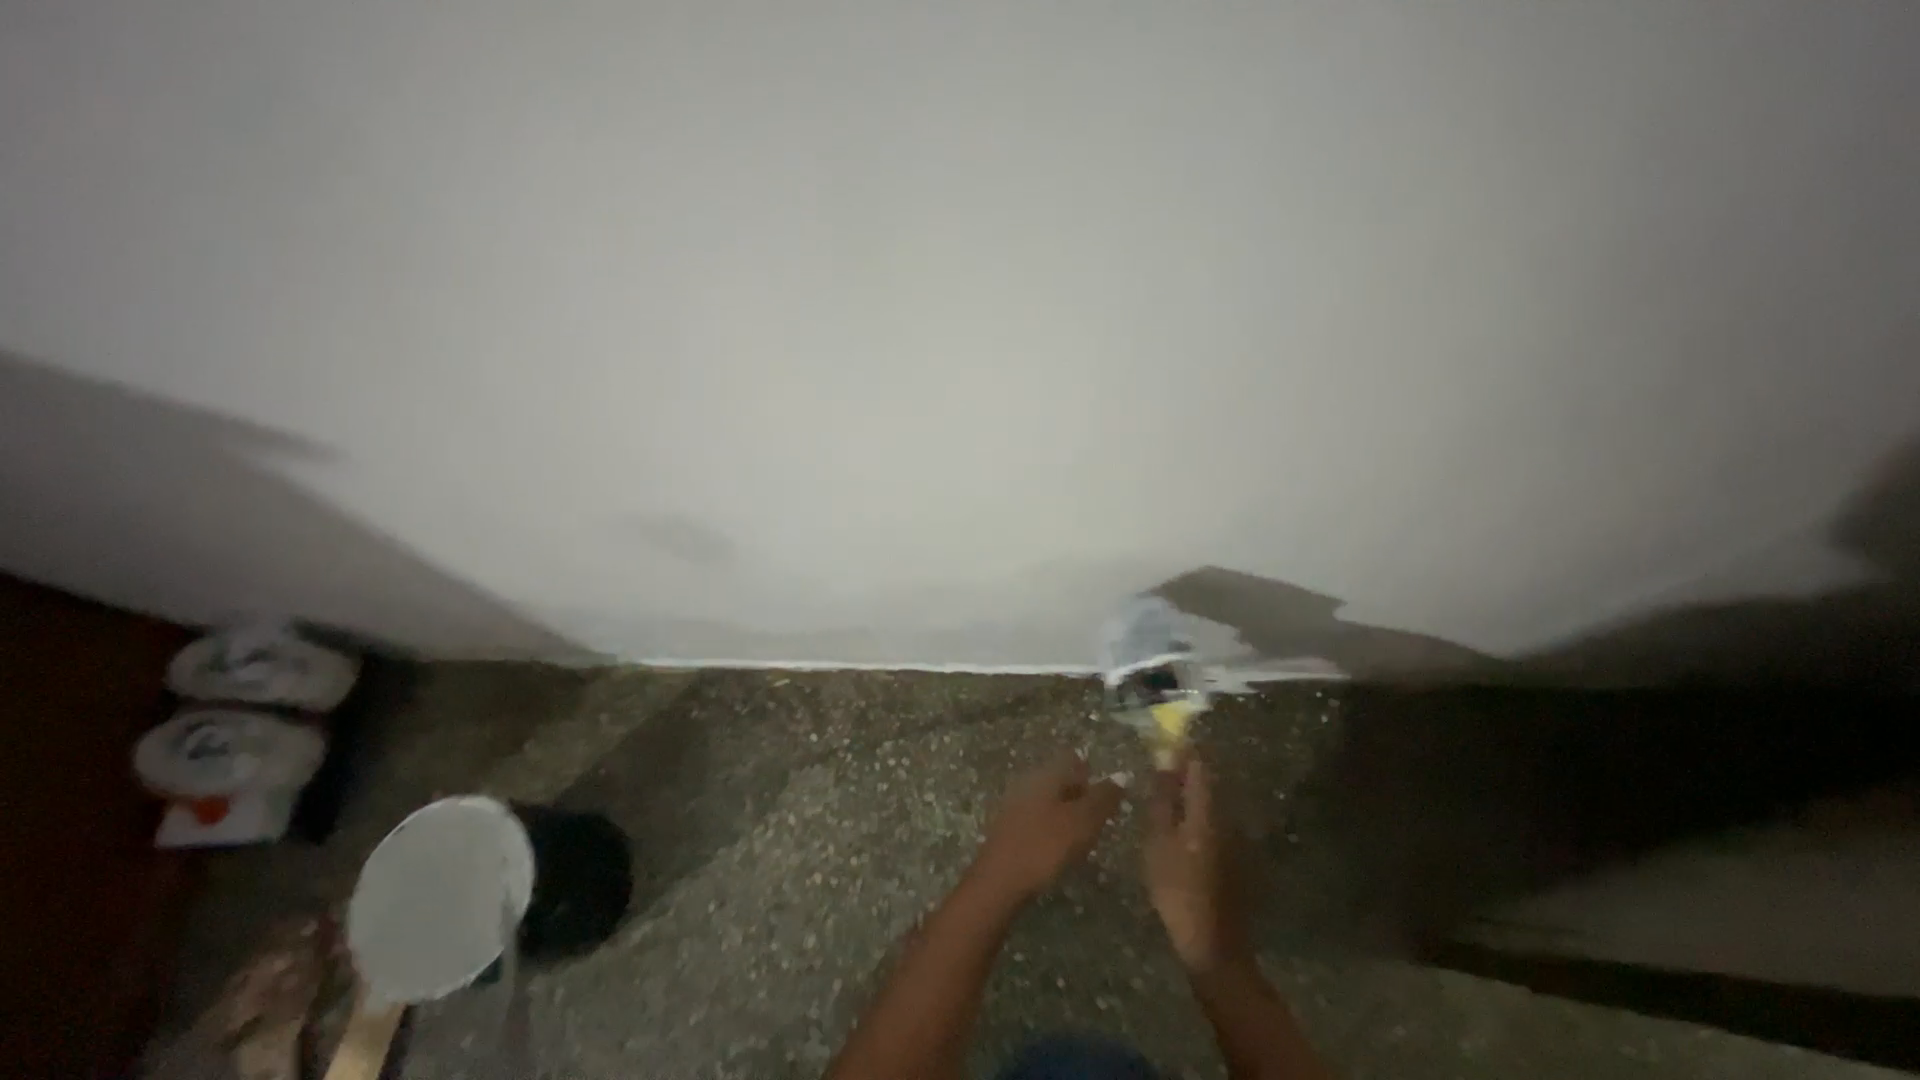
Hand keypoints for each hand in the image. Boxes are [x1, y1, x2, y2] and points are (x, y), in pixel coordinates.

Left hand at [971, 750, 1124, 901]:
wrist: (998, 882)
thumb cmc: (1044, 846)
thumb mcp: (1082, 821)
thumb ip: (1103, 798)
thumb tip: (1121, 776)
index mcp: (1044, 775)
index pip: (1071, 759)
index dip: (1092, 772)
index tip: (1108, 795)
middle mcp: (1027, 783)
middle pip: (1059, 780)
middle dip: (1081, 794)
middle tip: (1101, 817)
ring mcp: (1014, 806)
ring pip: (1048, 801)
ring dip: (1067, 814)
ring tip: (1085, 836)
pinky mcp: (1008, 830)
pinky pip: (1037, 820)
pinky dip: (1053, 829)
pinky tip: (1061, 848)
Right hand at [1145, 754, 1246, 970]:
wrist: (1213, 943)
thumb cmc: (1177, 890)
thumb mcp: (1158, 842)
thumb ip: (1161, 800)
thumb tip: (1163, 761)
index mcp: (1208, 810)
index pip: (1199, 765)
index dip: (1182, 751)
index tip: (1163, 744)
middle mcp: (1230, 817)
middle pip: (1209, 783)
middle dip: (1186, 773)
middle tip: (1159, 772)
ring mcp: (1239, 838)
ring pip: (1214, 805)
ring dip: (1193, 798)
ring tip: (1167, 803)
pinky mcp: (1242, 857)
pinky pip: (1219, 825)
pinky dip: (1201, 820)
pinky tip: (1184, 834)